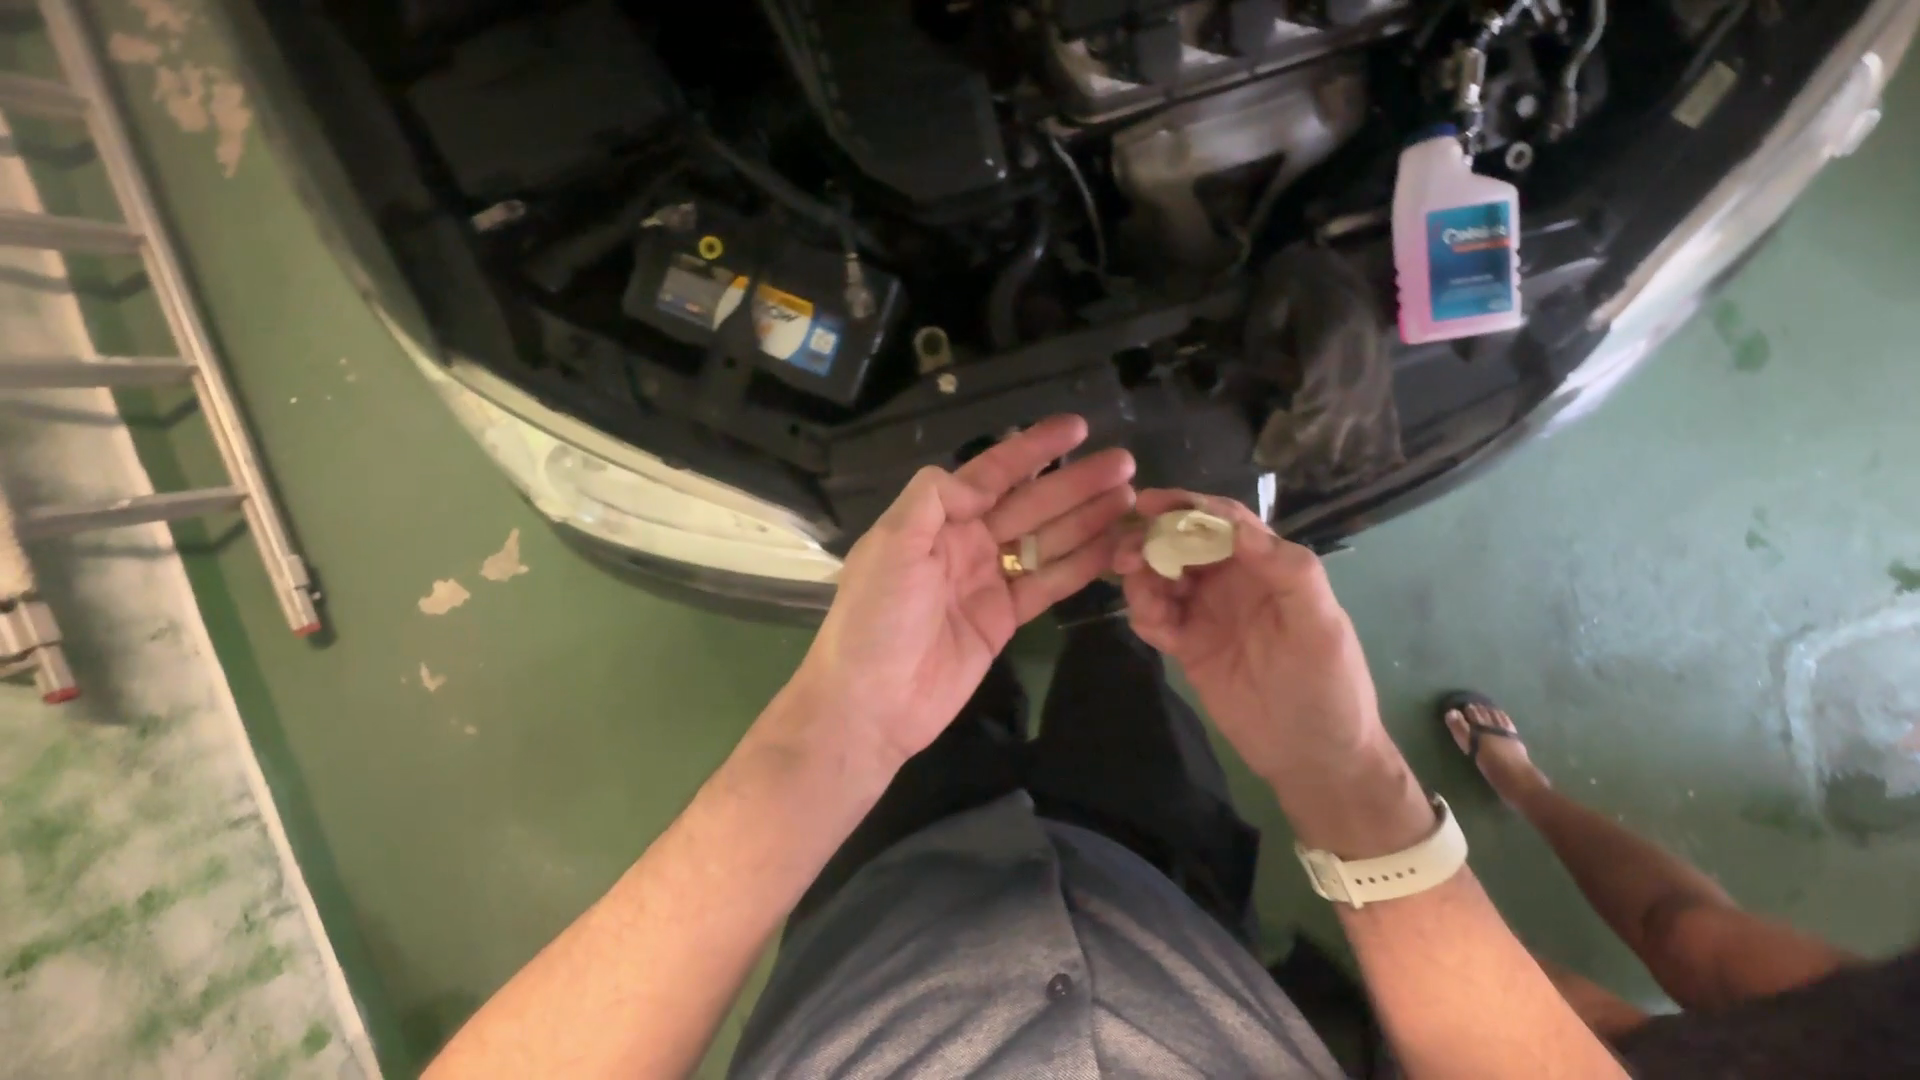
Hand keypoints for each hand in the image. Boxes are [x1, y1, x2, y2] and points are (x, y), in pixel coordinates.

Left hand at [786, 415, 1134, 767]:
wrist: (871, 704)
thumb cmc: (875, 620)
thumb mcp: (891, 547)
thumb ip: (931, 501)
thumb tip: (969, 476)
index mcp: (935, 520)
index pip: (991, 474)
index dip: (1033, 449)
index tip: (1076, 428)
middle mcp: (964, 543)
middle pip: (1029, 504)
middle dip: (1074, 484)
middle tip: (1124, 465)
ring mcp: (986, 582)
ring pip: (1045, 541)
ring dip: (1086, 519)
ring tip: (1131, 501)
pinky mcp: (1004, 619)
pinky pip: (1048, 584)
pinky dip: (1080, 565)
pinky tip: (1113, 547)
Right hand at [1113, 490, 1385, 787]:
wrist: (1314, 758)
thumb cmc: (1329, 686)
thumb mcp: (1321, 626)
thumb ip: (1289, 572)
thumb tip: (1237, 528)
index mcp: (1267, 566)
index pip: (1222, 521)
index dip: (1186, 507)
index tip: (1148, 505)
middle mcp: (1232, 582)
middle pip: (1181, 544)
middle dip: (1150, 541)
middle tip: (1125, 555)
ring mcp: (1206, 614)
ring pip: (1161, 578)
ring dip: (1142, 578)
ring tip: (1143, 599)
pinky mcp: (1187, 646)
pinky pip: (1156, 618)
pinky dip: (1145, 616)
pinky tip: (1153, 628)